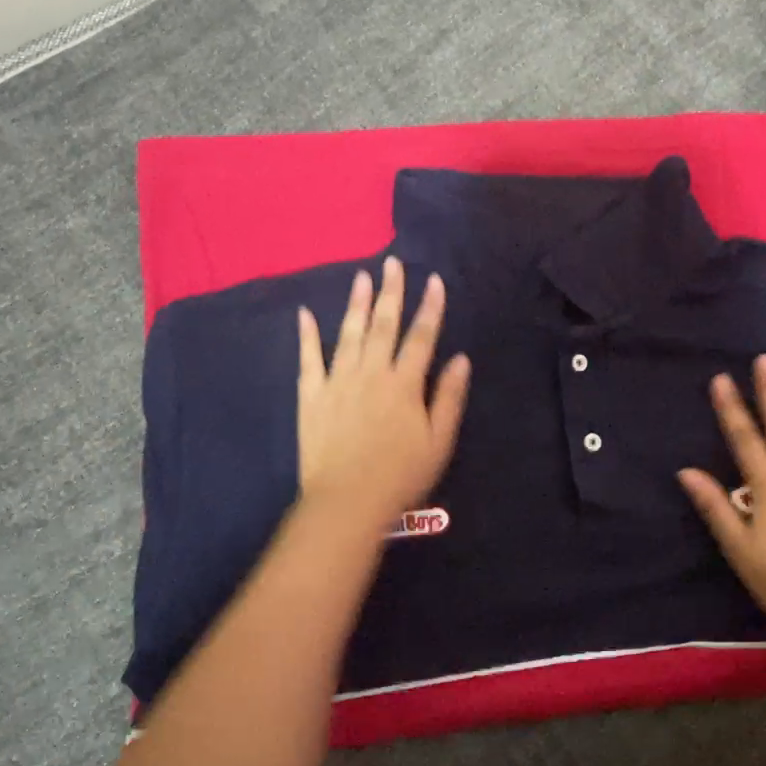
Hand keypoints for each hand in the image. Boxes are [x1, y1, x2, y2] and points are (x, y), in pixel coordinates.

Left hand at [296, 256, 471, 534]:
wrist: (346, 502)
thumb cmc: (401, 476)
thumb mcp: (439, 441)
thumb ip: (449, 397)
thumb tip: (461, 358)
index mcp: (405, 384)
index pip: (421, 336)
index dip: (430, 307)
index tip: (434, 279)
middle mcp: (372, 373)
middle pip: (384, 325)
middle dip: (391, 292)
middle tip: (393, 263)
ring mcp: (338, 382)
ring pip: (349, 333)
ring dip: (356, 303)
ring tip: (361, 276)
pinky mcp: (312, 396)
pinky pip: (309, 359)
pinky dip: (306, 335)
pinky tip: (304, 313)